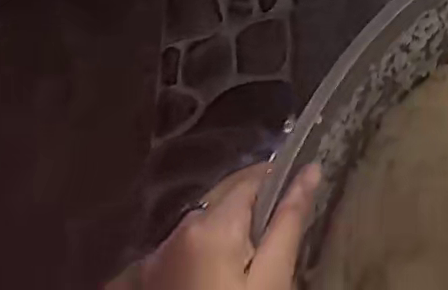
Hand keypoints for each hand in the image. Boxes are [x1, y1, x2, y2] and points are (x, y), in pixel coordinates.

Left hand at [110, 161, 321, 289]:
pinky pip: (175, 252)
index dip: (276, 183)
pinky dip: (195, 254)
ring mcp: (148, 263)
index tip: (294, 200)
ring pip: (199, 225)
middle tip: (272, 239)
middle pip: (221, 200)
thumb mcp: (271, 281)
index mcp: (209, 227)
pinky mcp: (136, 286)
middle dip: (248, 208)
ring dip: (221, 231)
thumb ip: (289, 220)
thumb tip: (311, 169)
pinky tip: (208, 281)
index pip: (250, 180)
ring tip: (243, 265)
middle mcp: (174, 234)